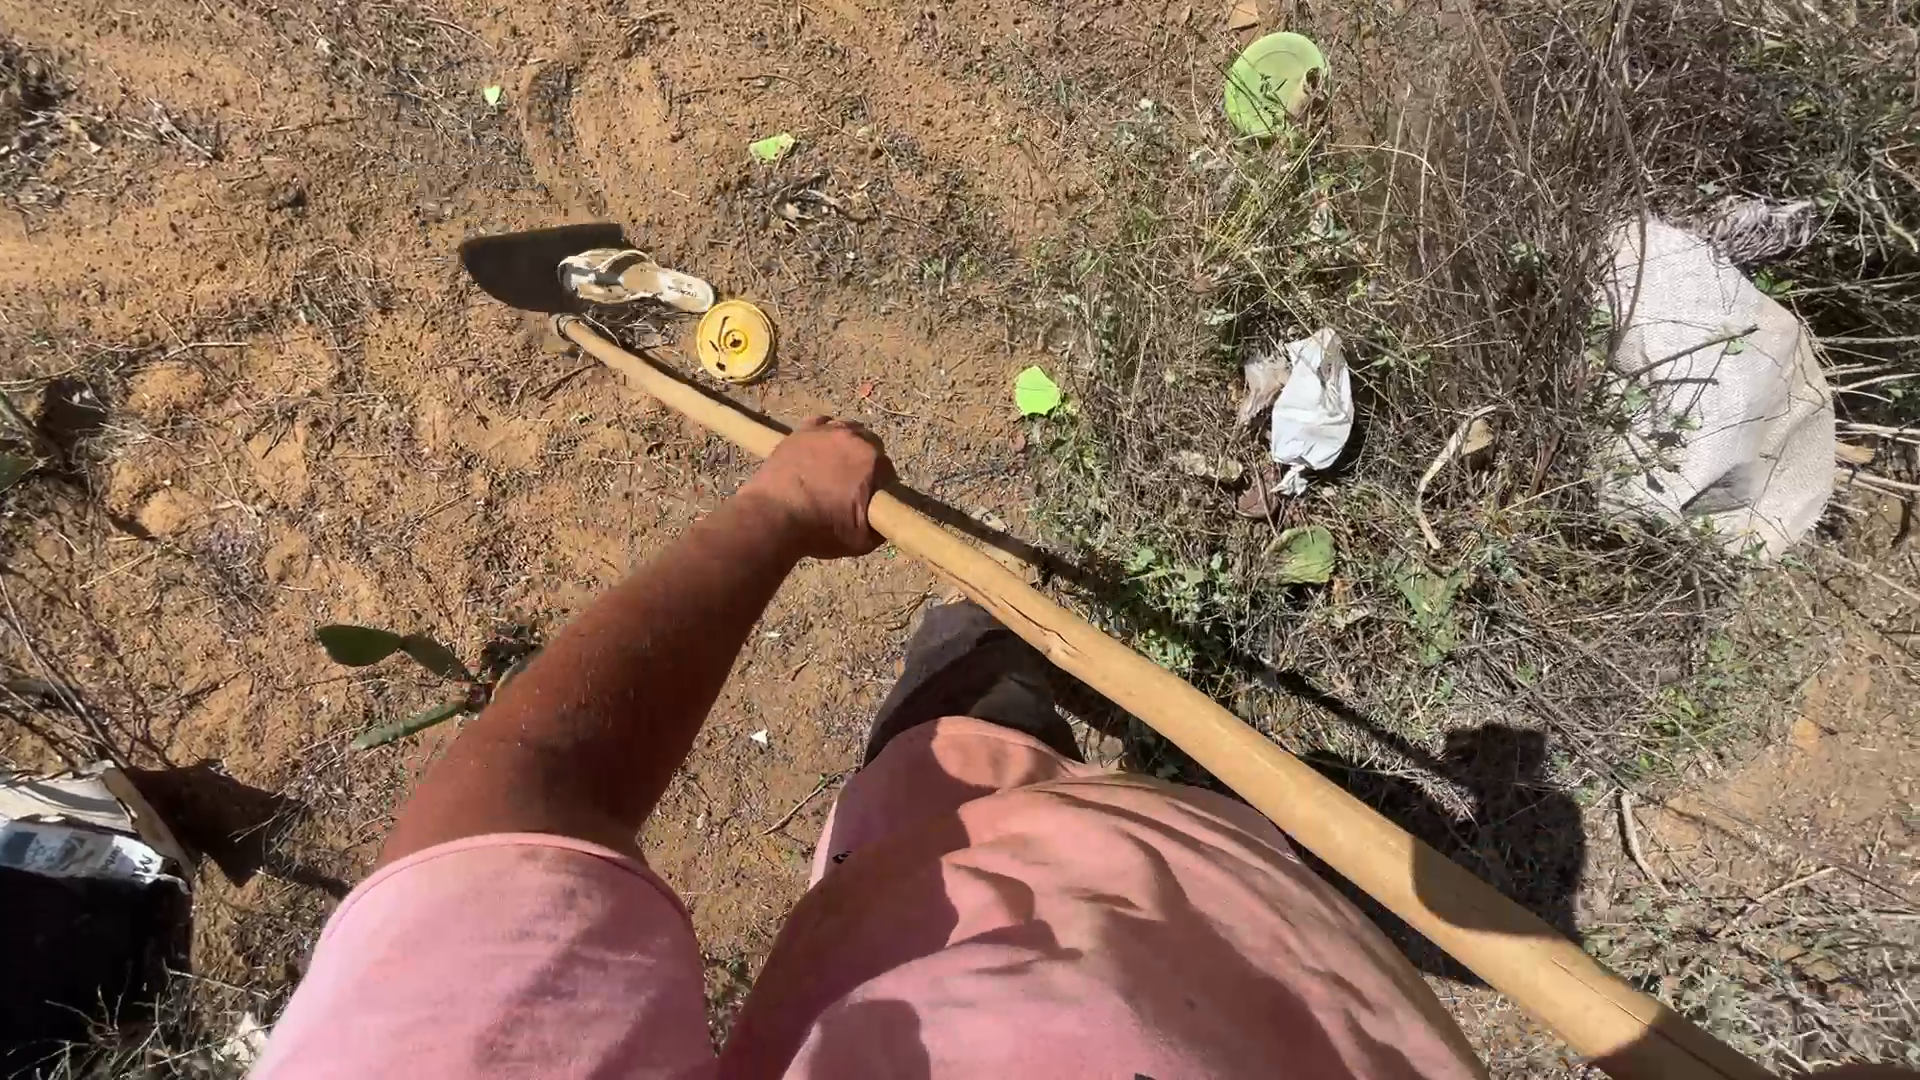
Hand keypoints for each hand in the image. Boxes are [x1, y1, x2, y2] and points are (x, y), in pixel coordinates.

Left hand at [739, 416, 891, 558]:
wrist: (772, 517)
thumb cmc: (819, 530)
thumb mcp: (862, 541)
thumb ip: (881, 526)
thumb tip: (884, 519)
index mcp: (873, 463)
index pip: (887, 471)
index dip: (881, 487)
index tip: (871, 500)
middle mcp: (854, 439)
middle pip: (870, 446)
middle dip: (866, 463)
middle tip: (853, 485)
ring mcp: (826, 432)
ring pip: (848, 431)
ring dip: (848, 445)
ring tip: (836, 466)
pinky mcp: (802, 431)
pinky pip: (823, 423)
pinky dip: (826, 433)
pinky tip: (821, 448)